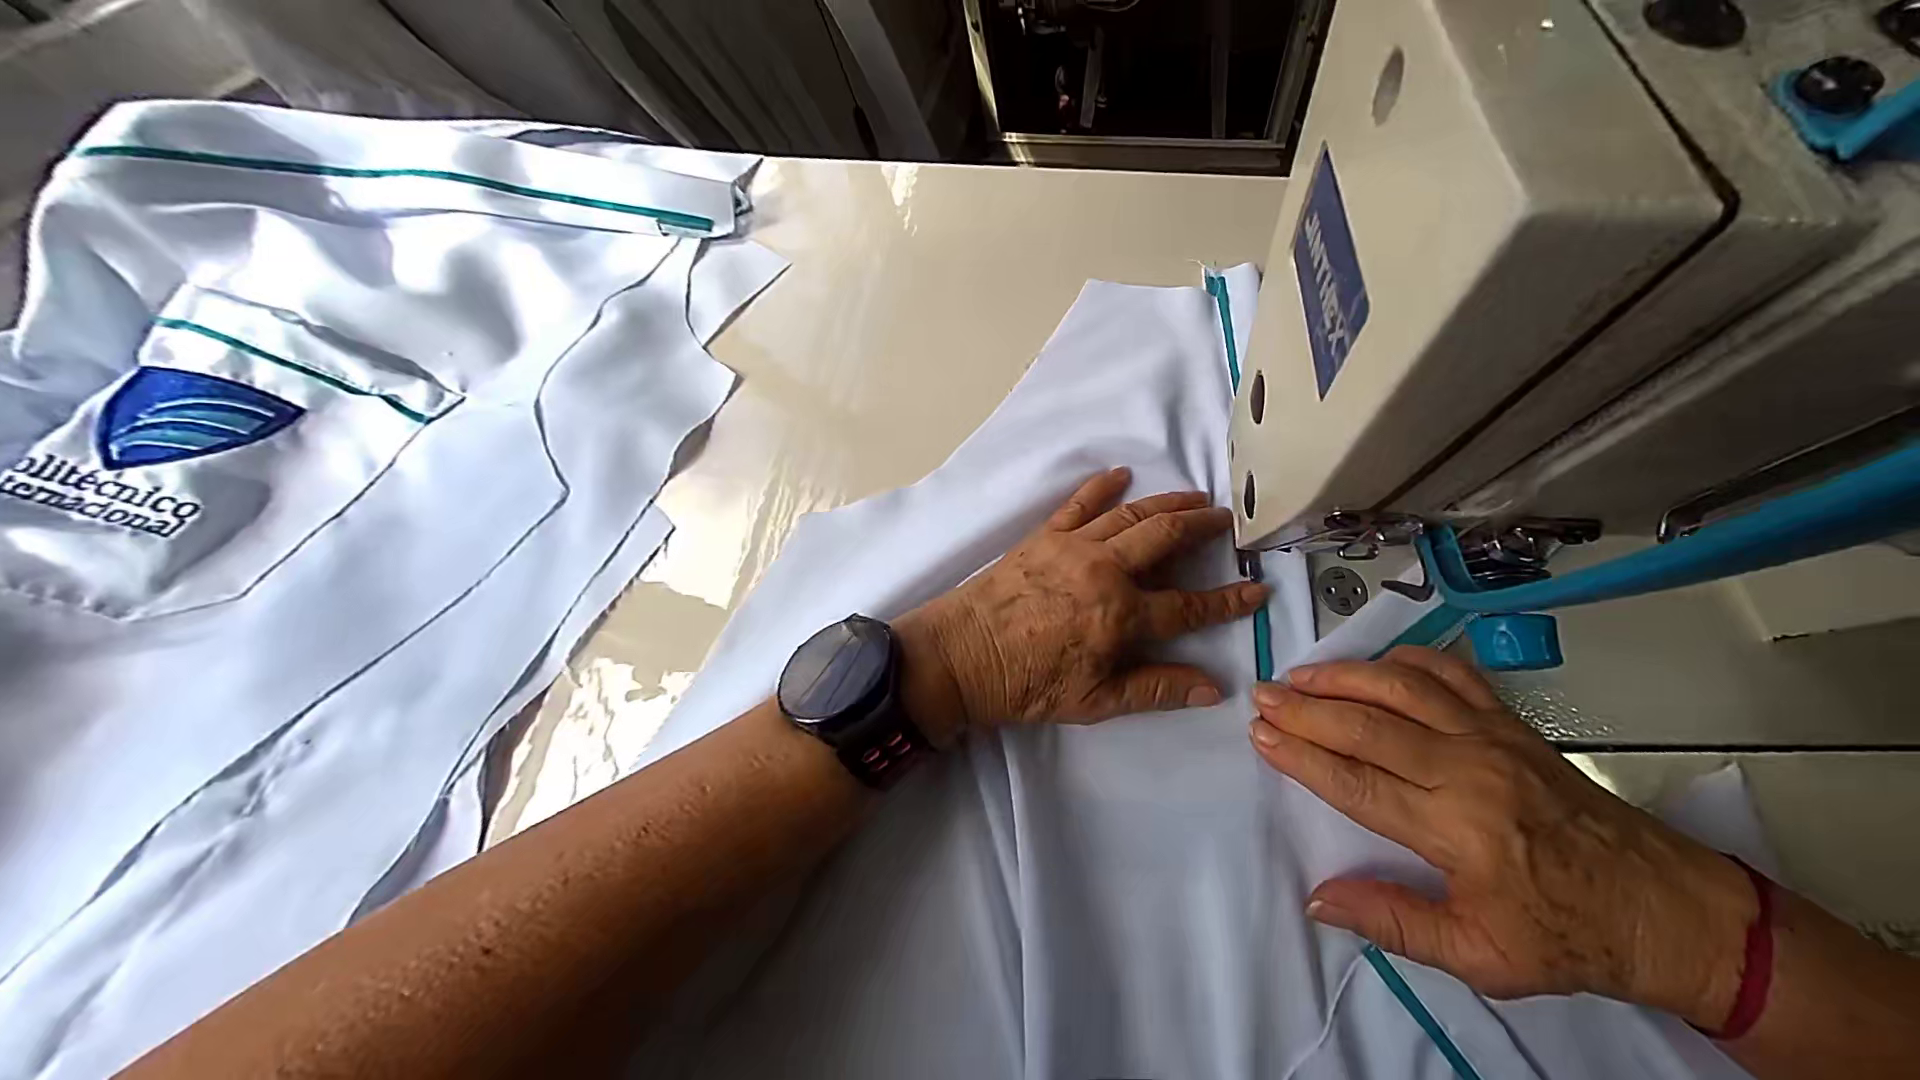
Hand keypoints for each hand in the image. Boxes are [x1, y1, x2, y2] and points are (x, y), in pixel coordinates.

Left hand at [894, 467, 1267, 746]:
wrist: (960, 655)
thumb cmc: (1025, 684)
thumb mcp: (1094, 701)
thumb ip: (1155, 689)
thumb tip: (1212, 688)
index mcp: (1121, 616)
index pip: (1189, 607)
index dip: (1227, 600)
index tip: (1257, 588)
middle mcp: (1105, 571)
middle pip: (1165, 539)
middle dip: (1201, 527)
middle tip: (1225, 519)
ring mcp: (1073, 548)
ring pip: (1130, 515)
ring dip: (1165, 502)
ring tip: (1193, 496)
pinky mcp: (1043, 536)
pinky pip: (1078, 504)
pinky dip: (1100, 486)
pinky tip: (1119, 473)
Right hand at [1248, 647, 1756, 1027]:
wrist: (1670, 909)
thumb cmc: (1569, 936)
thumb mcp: (1483, 958)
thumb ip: (1396, 924)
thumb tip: (1319, 900)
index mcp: (1459, 831)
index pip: (1357, 783)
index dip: (1301, 756)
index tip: (1261, 736)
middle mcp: (1470, 772)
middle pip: (1367, 726)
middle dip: (1305, 708)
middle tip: (1262, 696)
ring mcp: (1493, 738)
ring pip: (1402, 687)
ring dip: (1342, 676)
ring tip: (1299, 675)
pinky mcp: (1512, 723)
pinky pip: (1451, 674)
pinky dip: (1406, 659)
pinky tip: (1375, 663)